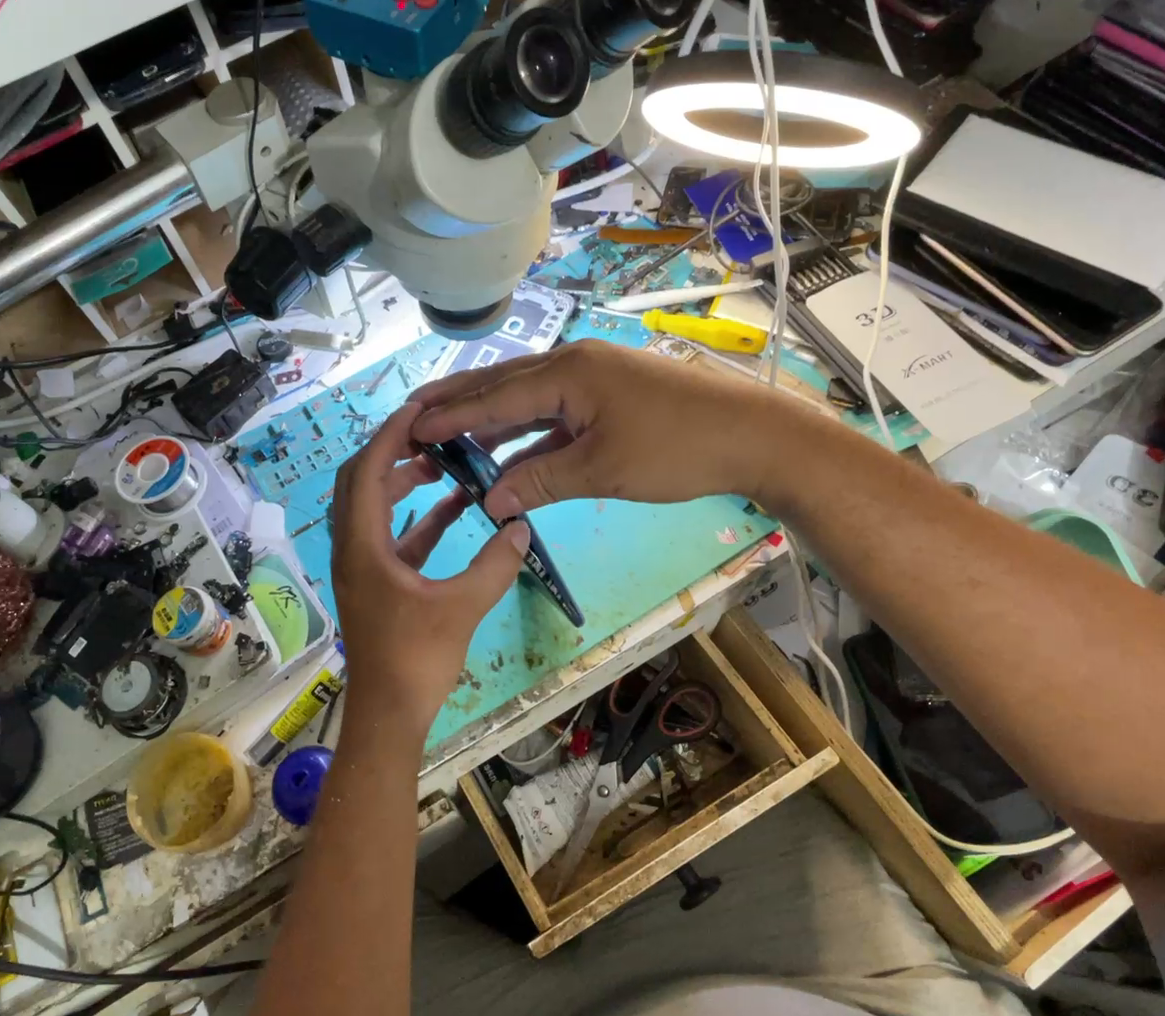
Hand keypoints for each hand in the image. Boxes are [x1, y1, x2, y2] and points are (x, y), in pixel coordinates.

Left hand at [331, 402, 529, 740]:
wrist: (389, 713)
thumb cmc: (416, 660)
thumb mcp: (462, 608)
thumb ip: (494, 566)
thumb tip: (521, 528)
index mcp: (362, 547)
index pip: (366, 472)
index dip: (389, 436)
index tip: (418, 408)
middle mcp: (352, 550)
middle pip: (362, 483)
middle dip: (394, 453)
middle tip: (433, 433)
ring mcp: (362, 569)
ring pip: (375, 509)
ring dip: (404, 484)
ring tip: (445, 464)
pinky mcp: (376, 586)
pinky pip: (392, 538)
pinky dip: (417, 519)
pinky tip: (453, 510)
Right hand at [408, 340, 786, 517]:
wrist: (753, 437)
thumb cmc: (676, 450)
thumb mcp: (602, 471)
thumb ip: (540, 482)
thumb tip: (491, 502)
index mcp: (568, 372)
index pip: (495, 396)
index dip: (451, 415)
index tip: (411, 428)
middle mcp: (575, 364)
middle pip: (504, 383)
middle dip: (459, 401)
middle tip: (415, 413)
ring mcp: (595, 378)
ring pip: (529, 396)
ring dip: (491, 416)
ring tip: (450, 429)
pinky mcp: (610, 396)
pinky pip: (554, 410)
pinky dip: (527, 430)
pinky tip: (508, 448)